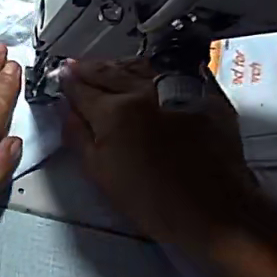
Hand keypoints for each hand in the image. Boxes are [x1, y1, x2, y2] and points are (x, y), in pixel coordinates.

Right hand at [62, 59, 276, 260]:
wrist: (214, 211)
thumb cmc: (155, 201)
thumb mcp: (101, 174)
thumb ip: (79, 137)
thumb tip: (68, 113)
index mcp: (114, 111)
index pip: (81, 88)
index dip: (67, 81)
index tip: (61, 76)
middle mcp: (144, 92)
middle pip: (109, 71)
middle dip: (88, 68)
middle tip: (76, 67)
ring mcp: (177, 90)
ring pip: (140, 65)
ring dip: (119, 64)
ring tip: (107, 66)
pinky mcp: (204, 95)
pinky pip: (174, 70)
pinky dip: (155, 67)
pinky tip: (150, 70)